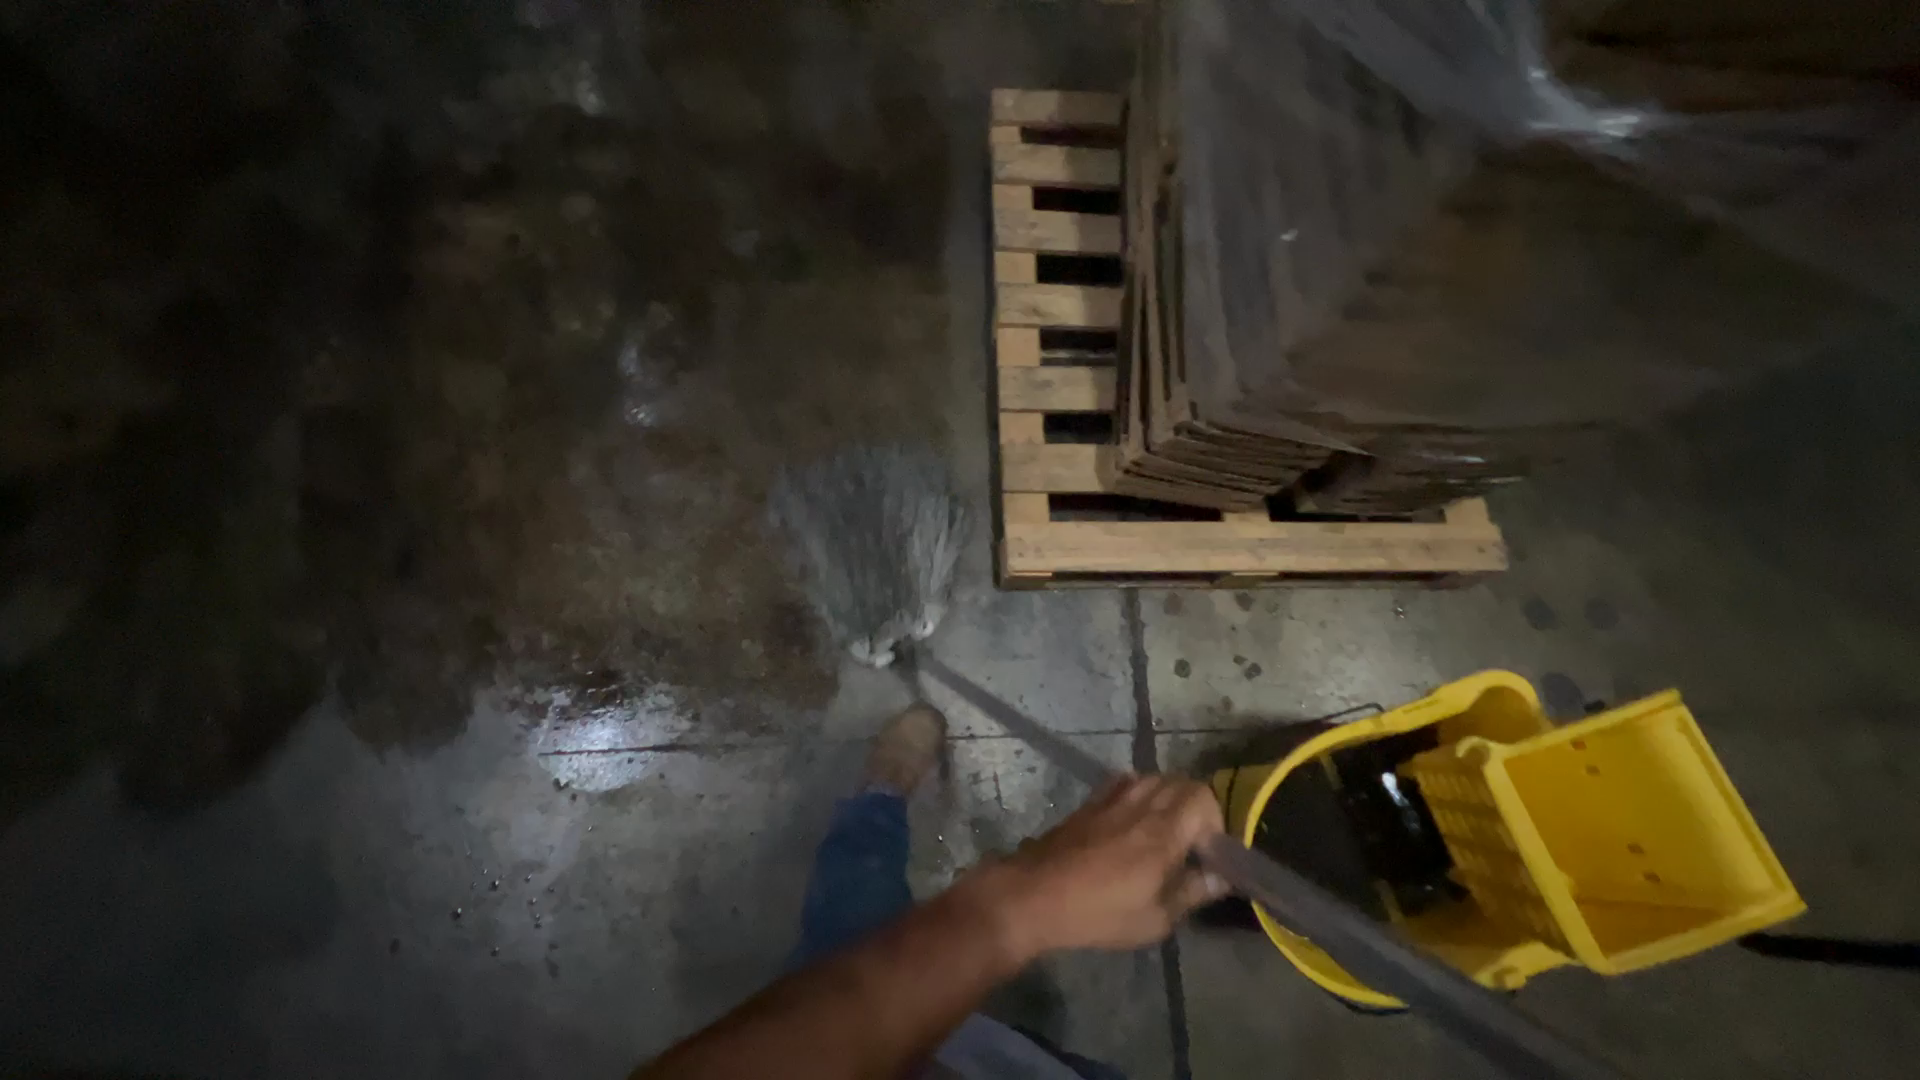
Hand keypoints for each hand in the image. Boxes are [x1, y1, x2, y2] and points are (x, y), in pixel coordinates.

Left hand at [967, 774, 1229, 958]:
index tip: (1208, 851)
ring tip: (1164, 831)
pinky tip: (1133, 818)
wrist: (1036, 893)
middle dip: (1196, 807)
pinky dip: (1139, 791)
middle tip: (1191, 842)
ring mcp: (1112, 798)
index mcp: (1162, 831)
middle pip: (1181, 781)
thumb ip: (1192, 892)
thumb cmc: (1099, 913)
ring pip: (1153, 777)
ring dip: (1168, 797)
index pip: (1202, 796)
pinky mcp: (1090, 801)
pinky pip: (1125, 781)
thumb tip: (1222, 877)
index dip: (1214, 819)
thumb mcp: (1155, 919)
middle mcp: (1140, 804)